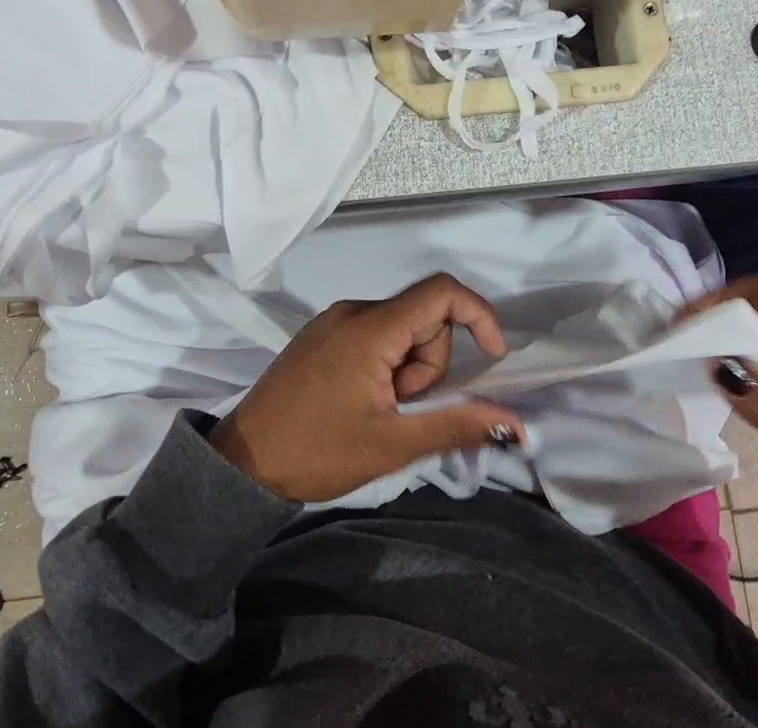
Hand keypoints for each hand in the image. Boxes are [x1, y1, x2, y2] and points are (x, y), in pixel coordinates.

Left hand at [210, 274, 524, 502]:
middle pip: (424, 319)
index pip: (442, 293)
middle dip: (430, 366)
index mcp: (370, 328)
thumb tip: (515, 423)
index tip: (494, 358)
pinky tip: (362, 403)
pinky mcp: (321, 338)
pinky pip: (374, 338)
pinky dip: (385, 367)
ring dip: (407, 371)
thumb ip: (457, 424)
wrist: (241, 464)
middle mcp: (352, 312)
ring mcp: (333, 323)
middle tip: (401, 410)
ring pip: (400, 331)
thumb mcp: (393, 444)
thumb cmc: (317, 453)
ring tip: (377, 412)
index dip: (480, 316)